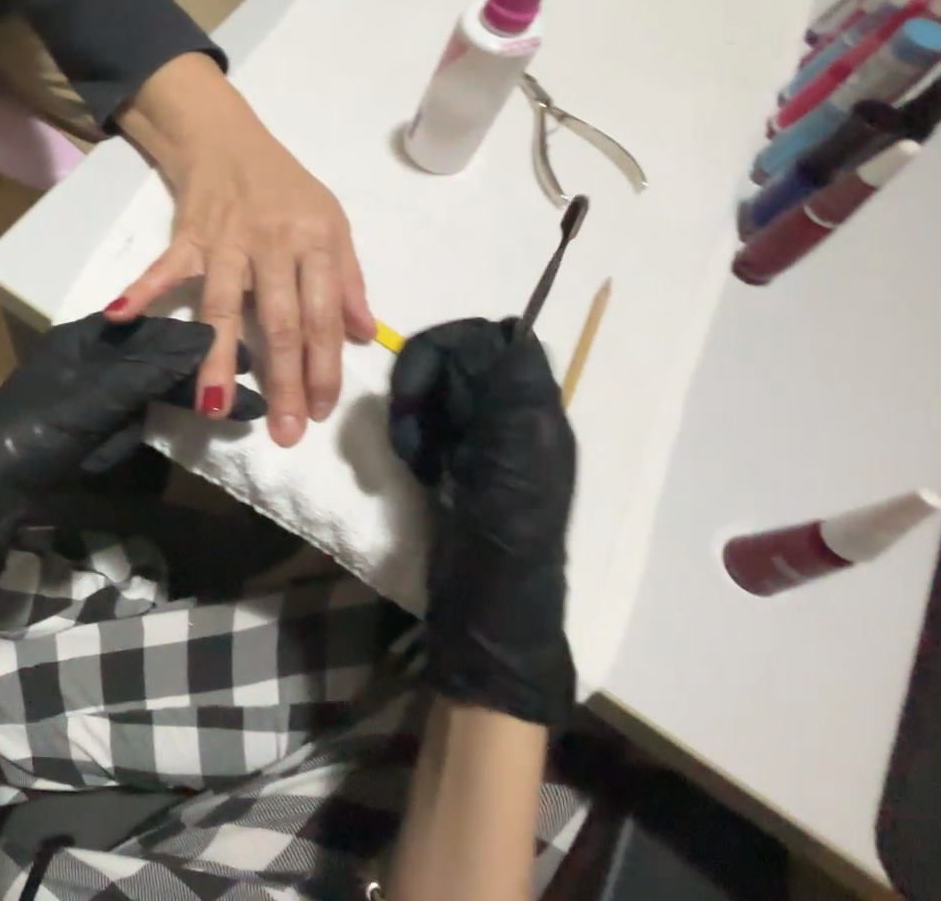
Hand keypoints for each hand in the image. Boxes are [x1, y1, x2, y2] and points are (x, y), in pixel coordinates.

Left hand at [0, 314, 264, 592]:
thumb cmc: (36, 428)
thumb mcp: (94, 396)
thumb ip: (148, 369)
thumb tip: (206, 341)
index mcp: (84, 337)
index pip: (151, 326)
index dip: (194, 335)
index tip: (238, 343)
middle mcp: (97, 358)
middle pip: (159, 355)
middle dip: (203, 366)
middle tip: (253, 373)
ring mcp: (102, 394)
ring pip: (159, 386)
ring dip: (197, 393)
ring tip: (244, 403)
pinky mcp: (105, 426)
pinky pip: (150, 412)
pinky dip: (178, 415)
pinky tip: (208, 416)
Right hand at [111, 54, 371, 447]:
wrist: (228, 139)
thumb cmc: (286, 189)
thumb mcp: (332, 224)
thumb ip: (347, 281)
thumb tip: (366, 336)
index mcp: (315, 242)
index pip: (322, 316)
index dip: (324, 366)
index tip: (319, 410)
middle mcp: (273, 245)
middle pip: (279, 321)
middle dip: (283, 380)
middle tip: (285, 432)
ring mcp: (226, 242)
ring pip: (224, 306)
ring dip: (218, 357)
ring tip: (215, 408)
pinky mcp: (187, 237)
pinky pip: (164, 267)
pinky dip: (141, 289)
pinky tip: (119, 316)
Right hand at [387, 318, 576, 726]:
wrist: (490, 607)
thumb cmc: (505, 534)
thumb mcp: (516, 457)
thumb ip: (513, 394)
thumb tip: (509, 333)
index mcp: (534, 410)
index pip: (493, 341)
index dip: (445, 347)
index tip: (411, 386)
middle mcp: (511, 417)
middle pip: (458, 362)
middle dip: (421, 383)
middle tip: (405, 427)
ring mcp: (481, 441)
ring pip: (436, 392)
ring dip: (412, 413)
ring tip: (410, 452)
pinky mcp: (455, 464)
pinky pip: (427, 426)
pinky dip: (411, 436)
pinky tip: (413, 465)